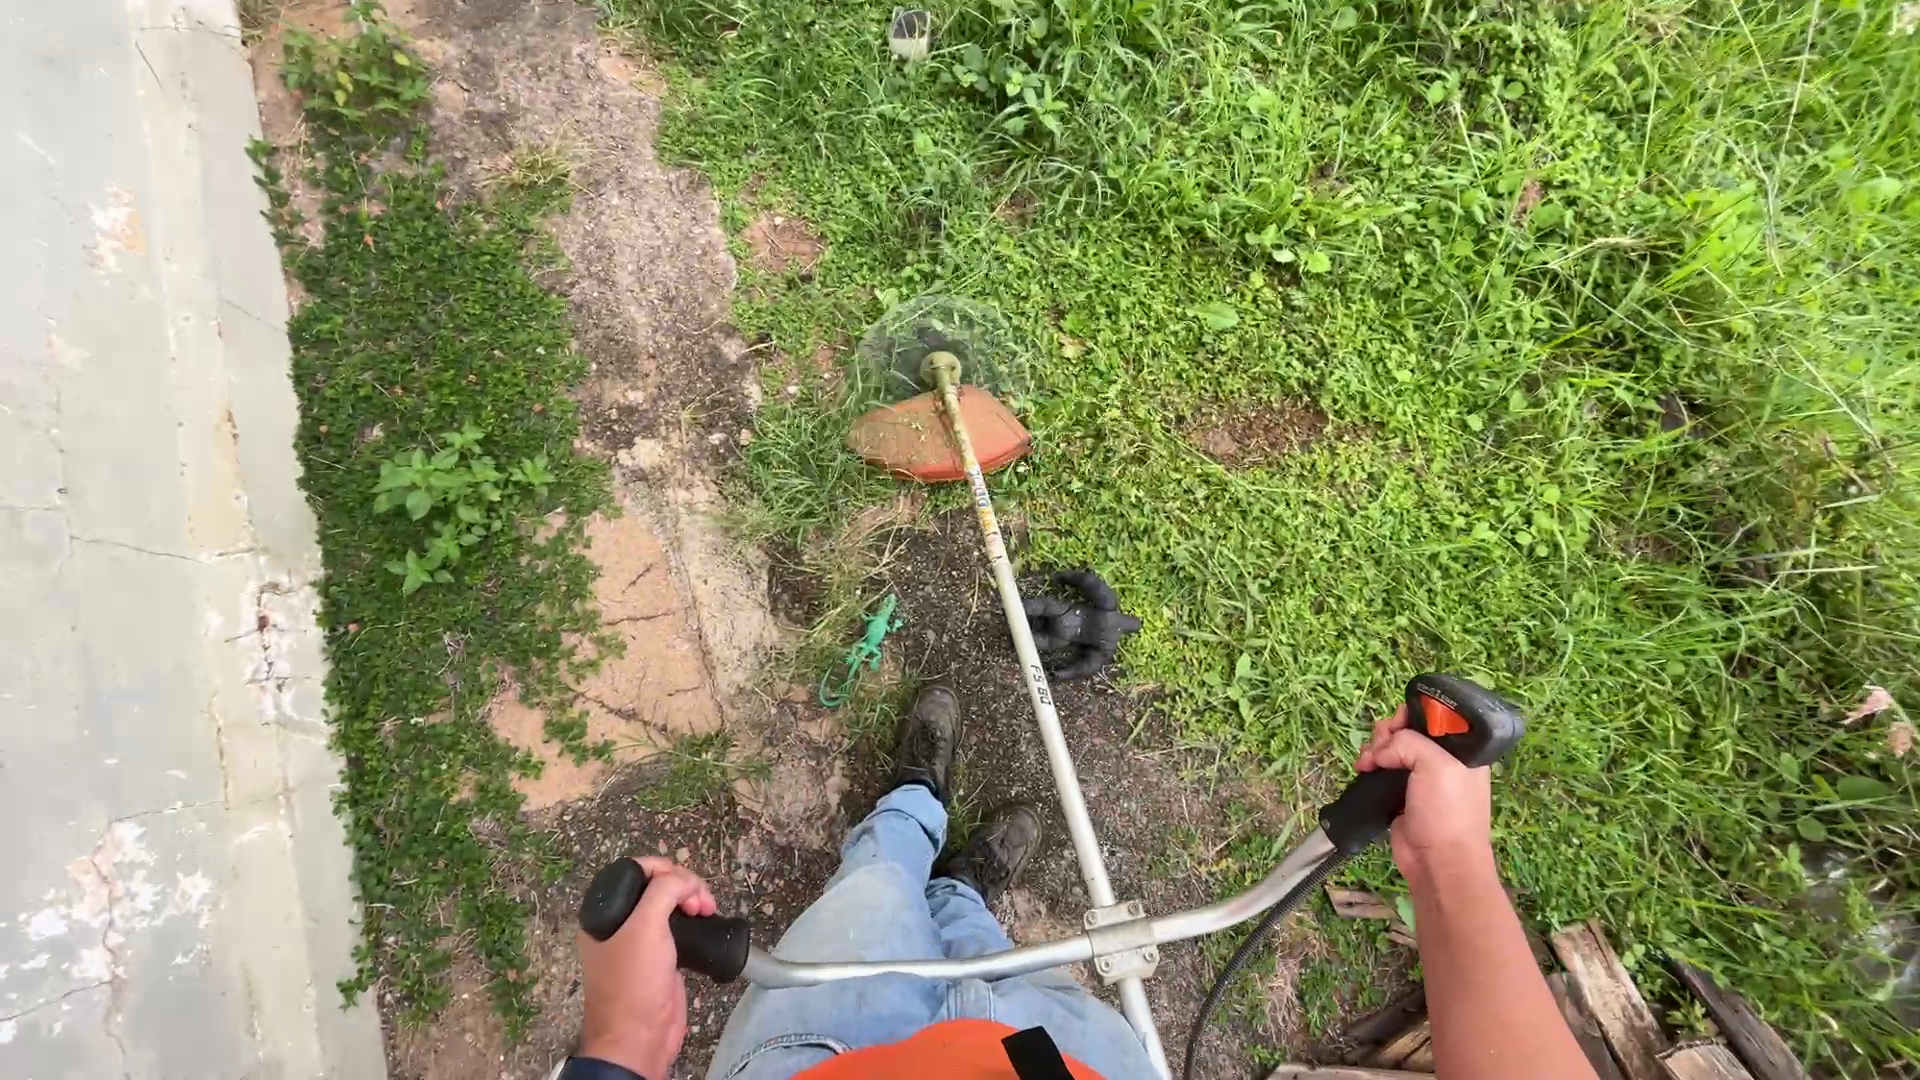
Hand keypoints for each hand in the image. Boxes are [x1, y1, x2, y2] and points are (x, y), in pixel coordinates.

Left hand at [577, 857, 716, 1078]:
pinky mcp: (659, 956)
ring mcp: (640, 941)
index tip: (687, 885)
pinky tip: (705, 921)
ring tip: (708, 910)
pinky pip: (678, 924)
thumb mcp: (646, 925)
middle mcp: (619, 923)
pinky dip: (694, 917)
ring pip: (671, 902)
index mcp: (604, 913)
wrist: (639, 1039)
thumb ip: (665, 890)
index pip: (637, 870)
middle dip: (685, 884)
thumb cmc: (636, 981)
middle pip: (658, 884)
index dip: (667, 869)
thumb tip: (686, 881)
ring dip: (693, 899)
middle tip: (702, 902)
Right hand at [1355, 705, 1494, 890]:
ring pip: (1390, 746)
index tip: (1397, 724)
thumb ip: (1407, 742)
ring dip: (1374, 748)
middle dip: (1387, 733)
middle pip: (1407, 730)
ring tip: (1367, 762)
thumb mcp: (1436, 765)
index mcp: (1462, 752)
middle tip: (1381, 747)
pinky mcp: (1399, 791)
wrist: (1438, 861)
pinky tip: (1363, 767)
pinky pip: (1381, 765)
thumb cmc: (1446, 812)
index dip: (1413, 715)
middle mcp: (1442, 761)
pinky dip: (1369, 762)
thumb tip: (1380, 752)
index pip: (1435, 718)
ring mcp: (1419, 777)